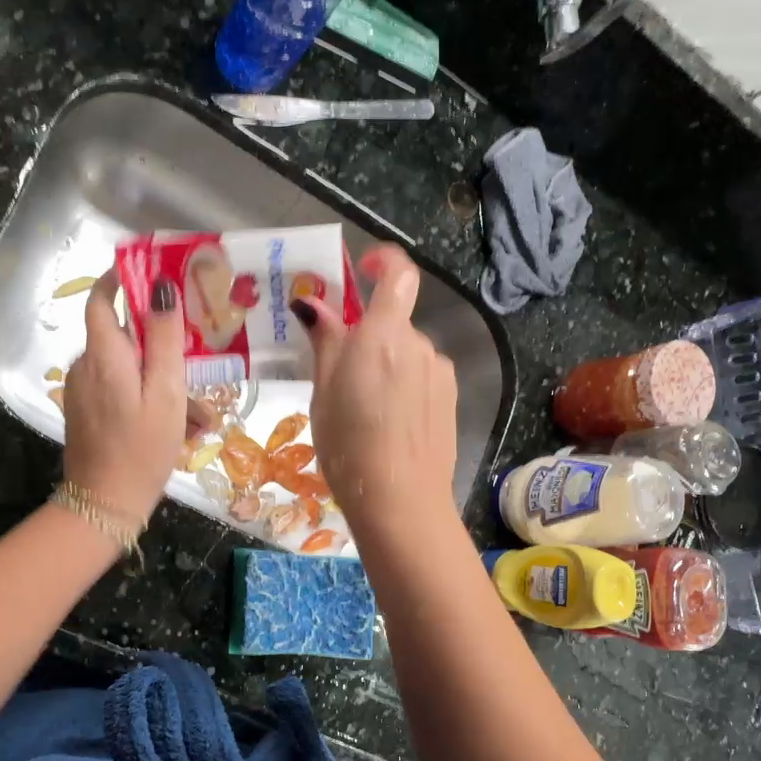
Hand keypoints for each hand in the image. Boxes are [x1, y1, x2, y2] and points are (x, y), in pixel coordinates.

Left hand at [62, 271, 199, 523]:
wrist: (104, 504)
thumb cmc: (141, 448)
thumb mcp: (165, 392)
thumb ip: (165, 338)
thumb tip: (162, 287)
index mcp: (103, 355)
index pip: (102, 299)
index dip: (121, 279)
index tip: (151, 272)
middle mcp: (86, 367)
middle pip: (123, 337)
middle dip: (160, 345)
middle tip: (197, 358)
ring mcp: (84, 393)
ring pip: (127, 369)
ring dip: (161, 382)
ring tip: (198, 414)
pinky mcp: (88, 415)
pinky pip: (121, 393)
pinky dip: (148, 400)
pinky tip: (180, 428)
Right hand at [300, 244, 458, 534]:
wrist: (399, 500)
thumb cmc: (348, 444)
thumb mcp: (323, 392)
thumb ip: (325, 341)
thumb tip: (310, 303)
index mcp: (383, 335)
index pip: (398, 274)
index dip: (384, 261)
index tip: (364, 268)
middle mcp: (419, 344)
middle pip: (395, 323)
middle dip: (369, 338)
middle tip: (341, 378)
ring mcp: (439, 373)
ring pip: (407, 354)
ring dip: (387, 367)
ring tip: (365, 412)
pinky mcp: (450, 399)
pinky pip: (422, 378)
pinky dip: (404, 388)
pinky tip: (390, 425)